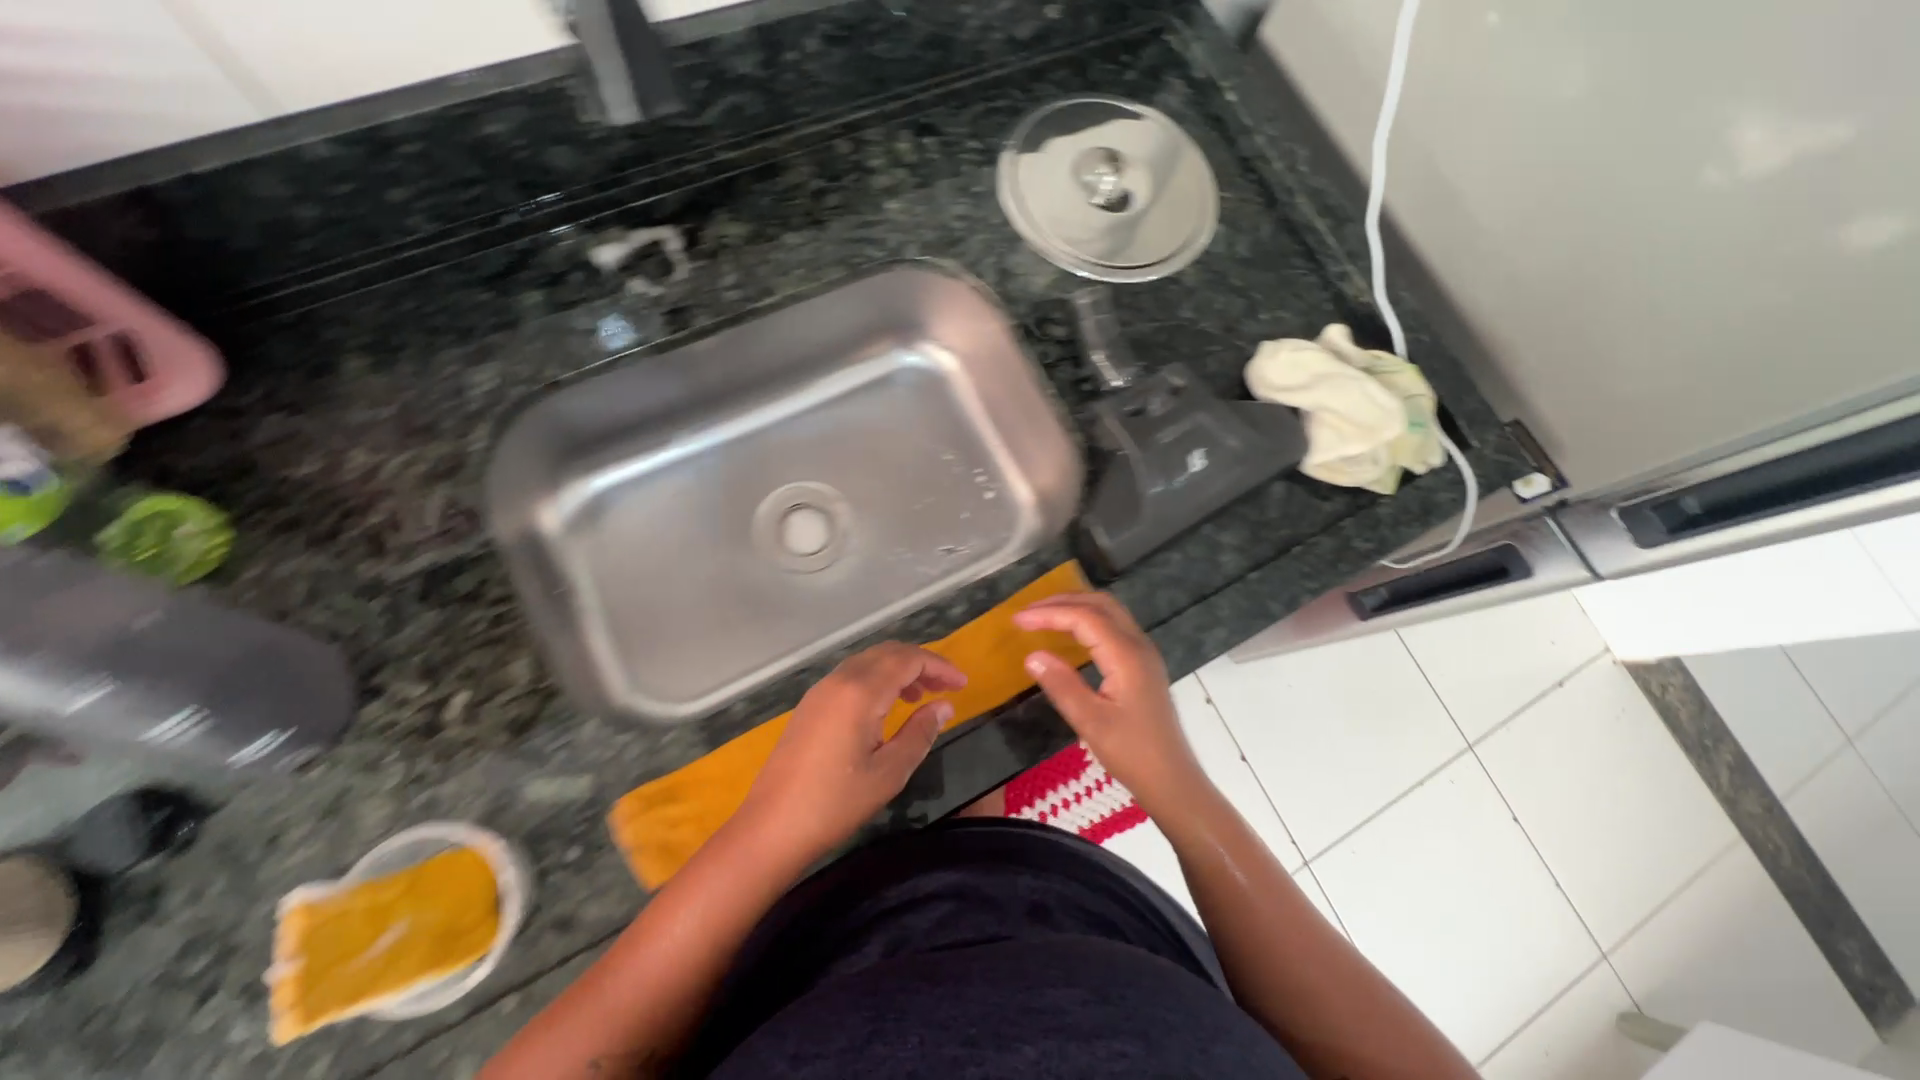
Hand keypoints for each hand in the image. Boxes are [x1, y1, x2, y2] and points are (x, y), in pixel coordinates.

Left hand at [738, 642, 966, 861]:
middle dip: (920, 663)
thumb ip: (920, 733)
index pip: (908, 659)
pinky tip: (885, 709)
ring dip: (897, 670)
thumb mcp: (889, 772)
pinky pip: (850, 677)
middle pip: (886, 652)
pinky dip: (875, 681)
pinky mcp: (809, 707)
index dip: (939, 666)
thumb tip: (944, 706)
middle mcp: (838, 681)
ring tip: (920, 698)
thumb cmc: (836, 803)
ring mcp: (819, 692)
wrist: (772, 827)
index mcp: (860, 692)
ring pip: (866, 662)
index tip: (963, 685)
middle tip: (946, 687)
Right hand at [1014, 593, 1207, 810]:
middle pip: (1100, 604)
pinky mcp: (1143, 666)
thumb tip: (1032, 656)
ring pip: (1110, 613)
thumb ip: (1062, 685)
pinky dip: (1088, 622)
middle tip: (1028, 612)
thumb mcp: (1091, 723)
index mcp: (1127, 656)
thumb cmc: (1132, 753)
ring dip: (1076, 608)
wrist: (1172, 780)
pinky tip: (1070, 637)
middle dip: (1062, 601)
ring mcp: (1144, 655)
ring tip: (1043, 618)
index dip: (1049, 614)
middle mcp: (1139, 646)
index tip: (1017, 621)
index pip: (1084, 618)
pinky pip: (1114, 628)